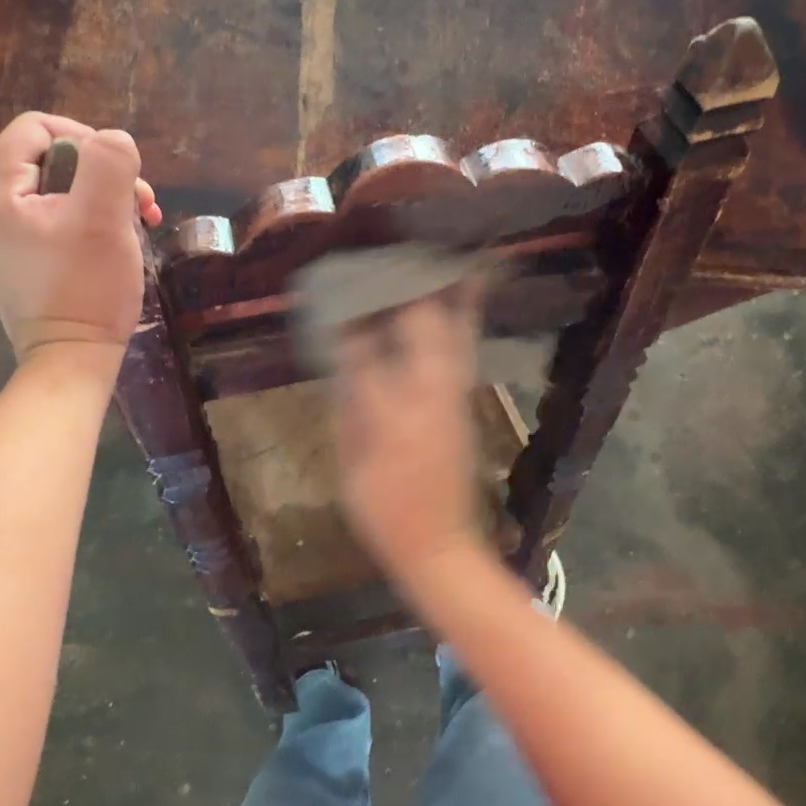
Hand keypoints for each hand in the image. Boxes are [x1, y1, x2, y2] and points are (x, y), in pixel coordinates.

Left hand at [0, 112, 163, 363]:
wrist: (71, 361)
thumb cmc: (87, 290)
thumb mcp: (104, 218)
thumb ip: (109, 164)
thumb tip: (115, 141)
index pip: (35, 128)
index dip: (84, 136)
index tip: (121, 171)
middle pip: (50, 161)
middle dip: (103, 174)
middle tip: (142, 205)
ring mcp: (5, 241)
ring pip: (60, 193)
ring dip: (104, 200)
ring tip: (139, 226)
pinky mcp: (23, 264)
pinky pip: (57, 224)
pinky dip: (91, 225)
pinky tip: (118, 245)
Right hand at [332, 286, 485, 580]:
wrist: (440, 545)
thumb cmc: (382, 513)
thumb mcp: (349, 467)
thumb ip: (346, 413)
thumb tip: (343, 368)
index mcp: (387, 416)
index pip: (363, 350)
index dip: (349, 320)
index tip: (338, 295)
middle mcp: (425, 397)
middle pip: (419, 326)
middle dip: (403, 289)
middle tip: (388, 263)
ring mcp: (453, 399)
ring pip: (452, 334)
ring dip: (443, 294)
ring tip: (440, 260)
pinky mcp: (467, 406)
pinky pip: (465, 351)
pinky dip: (464, 319)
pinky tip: (462, 296)